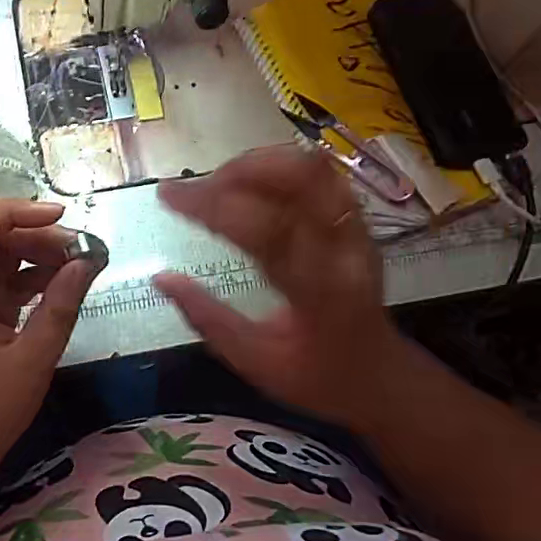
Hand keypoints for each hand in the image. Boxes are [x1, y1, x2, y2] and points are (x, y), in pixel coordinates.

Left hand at [0, 199, 101, 476]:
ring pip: (0, 254)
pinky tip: (67, 277)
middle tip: (79, 245)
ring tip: (81, 259)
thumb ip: (59, 309)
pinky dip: (38, 272)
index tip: (55, 215)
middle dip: (33, 232)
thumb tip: (87, 263)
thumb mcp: (32, 361)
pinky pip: (10, 277)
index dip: (6, 213)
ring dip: (39, 250)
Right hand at [153, 146, 415, 427]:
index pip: (267, 231)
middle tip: (199, 188)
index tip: (168, 196)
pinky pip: (321, 176)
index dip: (213, 206)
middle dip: (240, 170)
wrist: (379, 377)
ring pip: (314, 167)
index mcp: (321, 292)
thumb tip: (161, 277)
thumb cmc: (315, 378)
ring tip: (220, 182)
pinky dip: (279, 168)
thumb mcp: (254, 362)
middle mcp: (346, 250)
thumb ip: (207, 318)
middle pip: (301, 178)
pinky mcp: (358, 222)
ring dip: (260, 163)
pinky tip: (250, 184)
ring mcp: (358, 230)